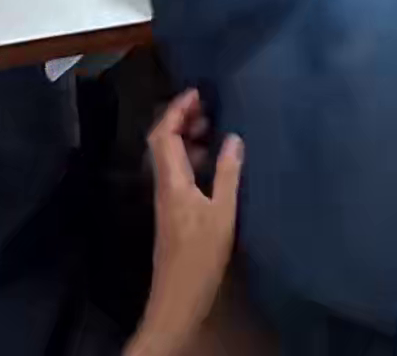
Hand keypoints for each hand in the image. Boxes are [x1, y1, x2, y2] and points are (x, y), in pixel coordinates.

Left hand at [127, 89, 243, 355]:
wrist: (176, 304)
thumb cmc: (199, 258)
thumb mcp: (222, 214)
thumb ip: (228, 174)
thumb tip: (234, 136)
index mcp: (172, 181)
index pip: (163, 135)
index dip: (177, 109)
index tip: (198, 92)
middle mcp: (165, 185)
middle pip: (162, 141)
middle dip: (180, 117)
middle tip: (207, 103)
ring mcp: (168, 198)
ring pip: (170, 155)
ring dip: (187, 135)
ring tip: (213, 124)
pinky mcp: (174, 209)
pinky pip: (179, 169)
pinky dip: (193, 154)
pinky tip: (213, 158)